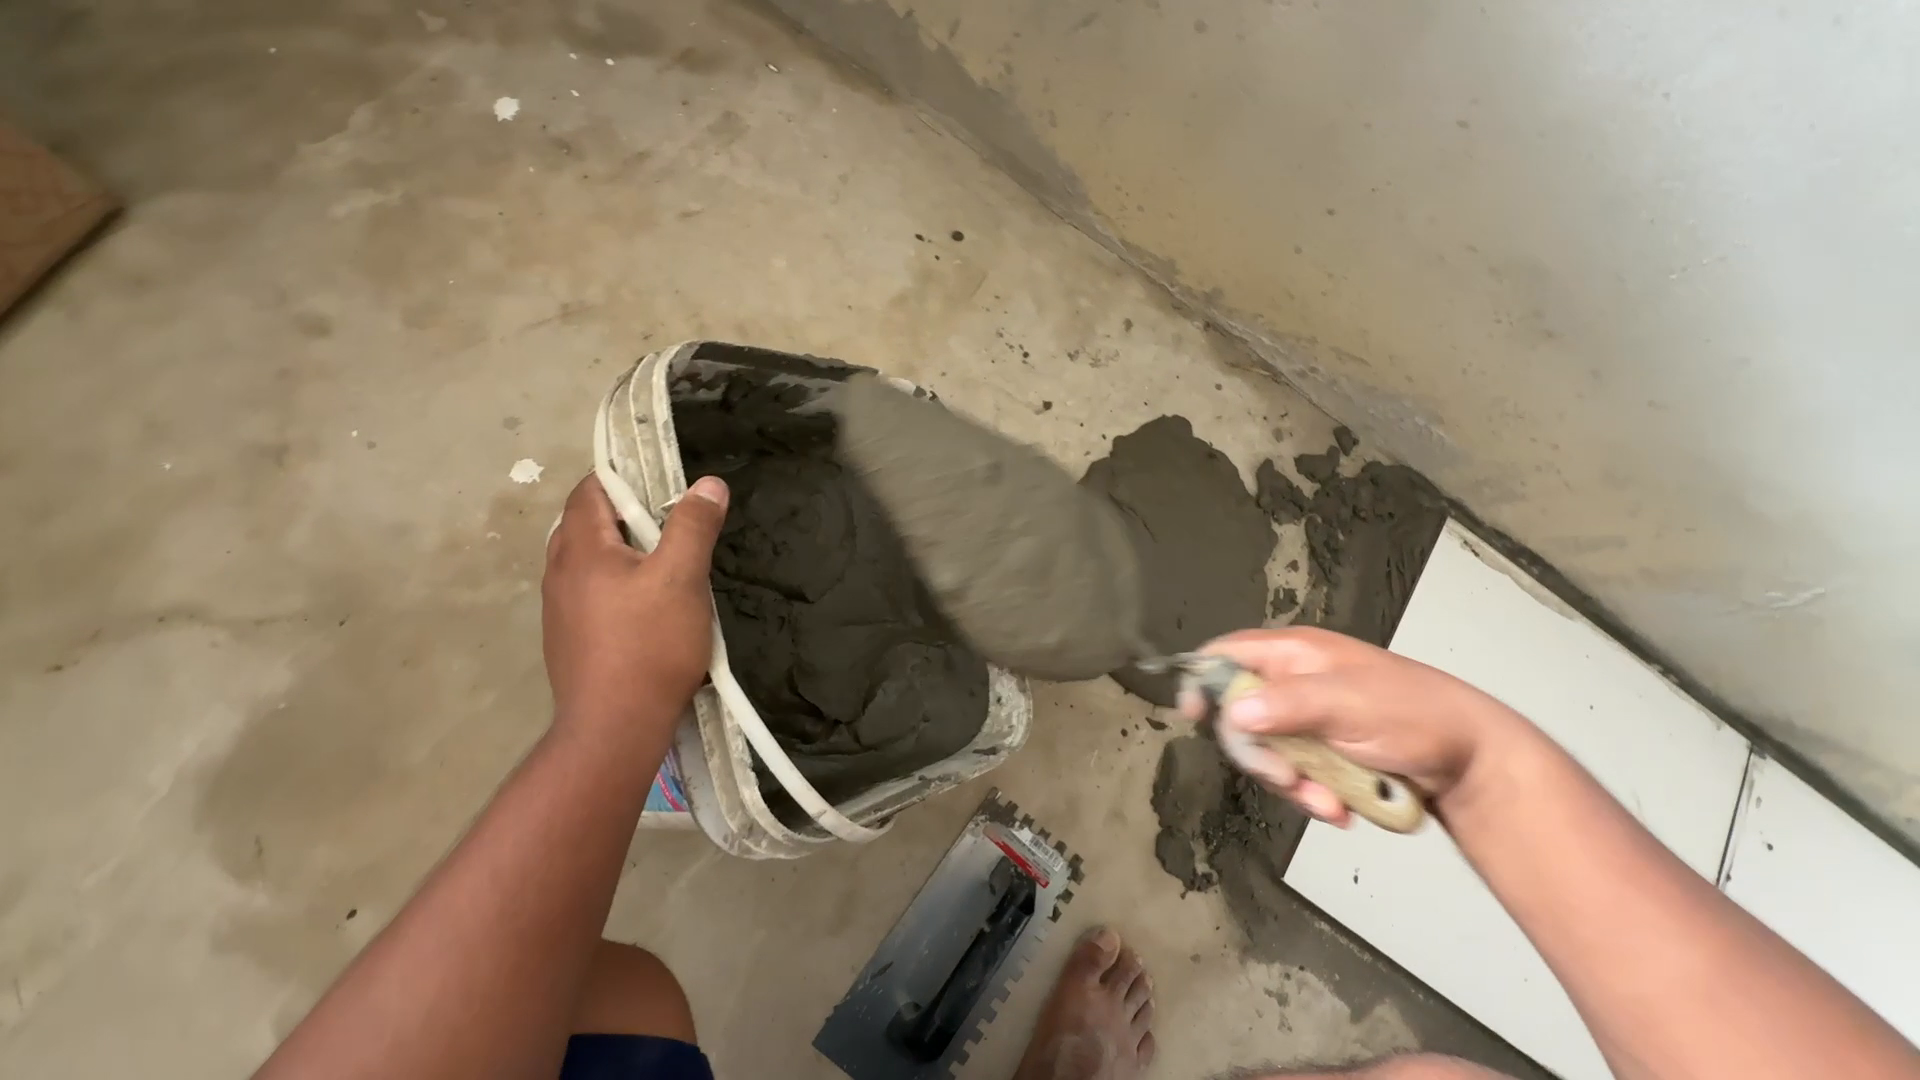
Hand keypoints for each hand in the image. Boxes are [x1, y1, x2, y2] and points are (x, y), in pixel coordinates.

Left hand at [542, 474, 728, 738]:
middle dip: (627, 515)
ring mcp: (559, 611)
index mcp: (580, 549)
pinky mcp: (569, 640)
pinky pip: (590, 595)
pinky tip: (647, 609)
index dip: (624, 476)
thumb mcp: (682, 578)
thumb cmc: (649, 646)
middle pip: (586, 524)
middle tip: (672, 522)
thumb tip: (707, 483)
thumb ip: (693, 526)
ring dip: (622, 553)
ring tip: (666, 564)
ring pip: (588, 562)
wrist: (614, 728)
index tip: (663, 481)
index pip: (590, 490)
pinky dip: (616, 585)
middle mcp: (559, 574)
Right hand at [1180, 626, 1530, 825]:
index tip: (1193, 714)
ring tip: (1327, 801)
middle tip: (1287, 778)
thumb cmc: (1415, 716)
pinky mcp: (1322, 752)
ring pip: (1265, 751)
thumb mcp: (1349, 704)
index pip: (1227, 654)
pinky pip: (1293, 774)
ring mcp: (1307, 720)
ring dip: (1289, 782)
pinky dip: (1310, 795)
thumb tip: (1232, 711)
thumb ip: (1289, 704)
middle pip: (1239, 714)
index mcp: (1294, 654)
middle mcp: (1293, 682)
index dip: (1202, 679)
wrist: (1474, 762)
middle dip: (1259, 753)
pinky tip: (1337, 809)